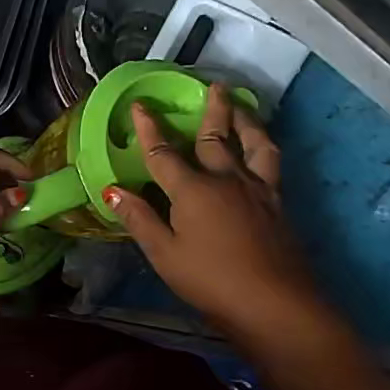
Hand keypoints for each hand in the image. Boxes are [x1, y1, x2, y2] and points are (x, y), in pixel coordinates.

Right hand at [105, 84, 317, 334]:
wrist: (275, 303)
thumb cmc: (211, 280)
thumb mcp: (165, 254)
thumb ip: (140, 219)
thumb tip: (112, 190)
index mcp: (193, 190)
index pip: (164, 152)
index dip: (149, 128)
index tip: (140, 105)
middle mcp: (227, 179)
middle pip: (216, 136)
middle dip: (211, 109)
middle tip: (213, 85)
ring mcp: (258, 190)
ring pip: (254, 144)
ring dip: (247, 121)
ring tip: (243, 107)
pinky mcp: (278, 204)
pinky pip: (270, 164)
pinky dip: (263, 148)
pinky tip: (261, 152)